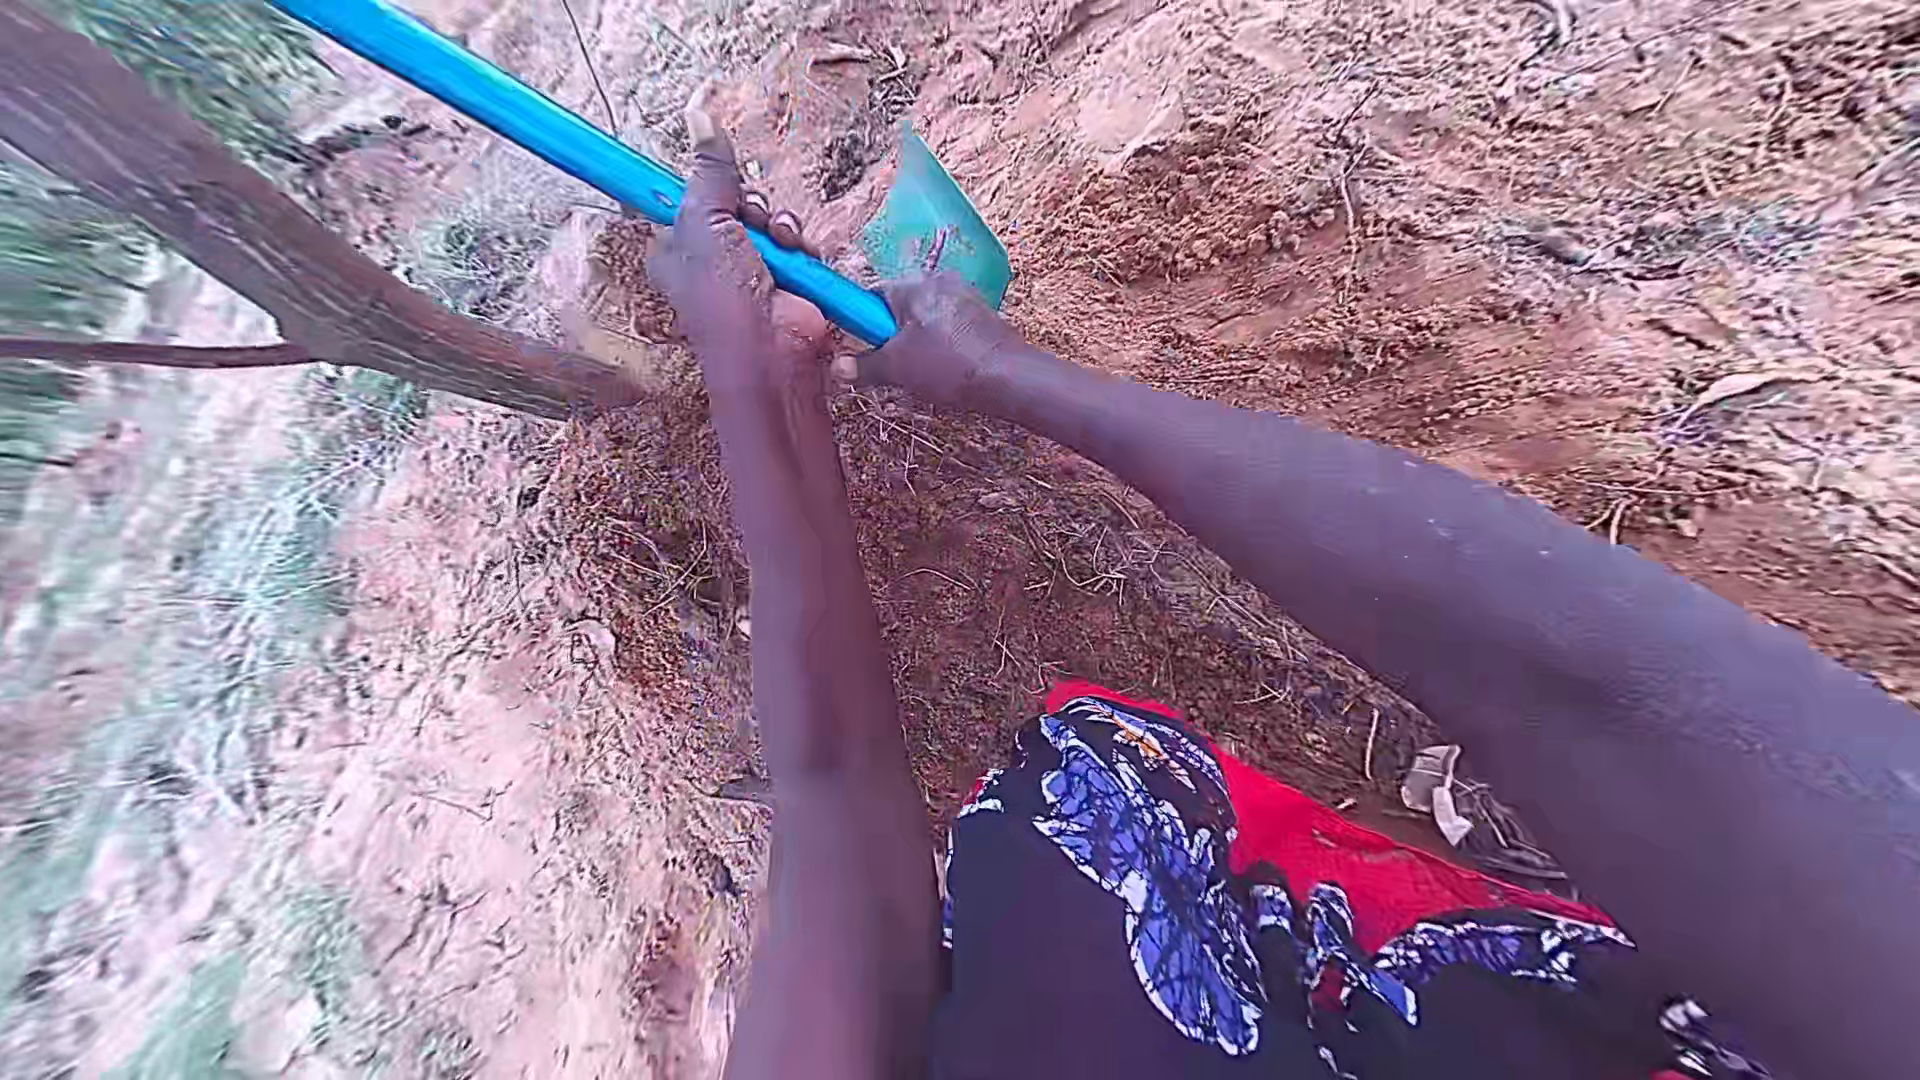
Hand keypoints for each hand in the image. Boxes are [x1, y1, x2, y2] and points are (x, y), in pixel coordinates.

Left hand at [648, 125, 825, 395]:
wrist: (770, 351)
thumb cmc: (723, 295)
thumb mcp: (704, 222)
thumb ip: (708, 172)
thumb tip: (699, 115)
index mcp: (680, 248)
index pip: (690, 200)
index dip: (708, 186)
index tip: (719, 179)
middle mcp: (717, 259)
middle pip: (737, 205)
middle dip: (750, 204)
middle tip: (752, 217)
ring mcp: (756, 272)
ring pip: (771, 223)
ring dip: (780, 226)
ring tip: (780, 241)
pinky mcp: (792, 283)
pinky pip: (800, 247)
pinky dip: (804, 249)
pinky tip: (801, 256)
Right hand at [853, 272, 1037, 410]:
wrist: (1010, 378)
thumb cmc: (948, 365)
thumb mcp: (897, 369)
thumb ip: (864, 366)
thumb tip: (837, 368)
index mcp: (911, 285)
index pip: (870, 295)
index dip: (861, 323)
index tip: (862, 347)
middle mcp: (938, 281)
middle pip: (899, 308)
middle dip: (892, 338)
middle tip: (894, 367)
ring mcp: (964, 297)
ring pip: (925, 320)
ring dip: (917, 345)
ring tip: (923, 373)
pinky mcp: (983, 317)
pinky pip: (949, 328)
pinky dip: (942, 347)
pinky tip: (947, 370)